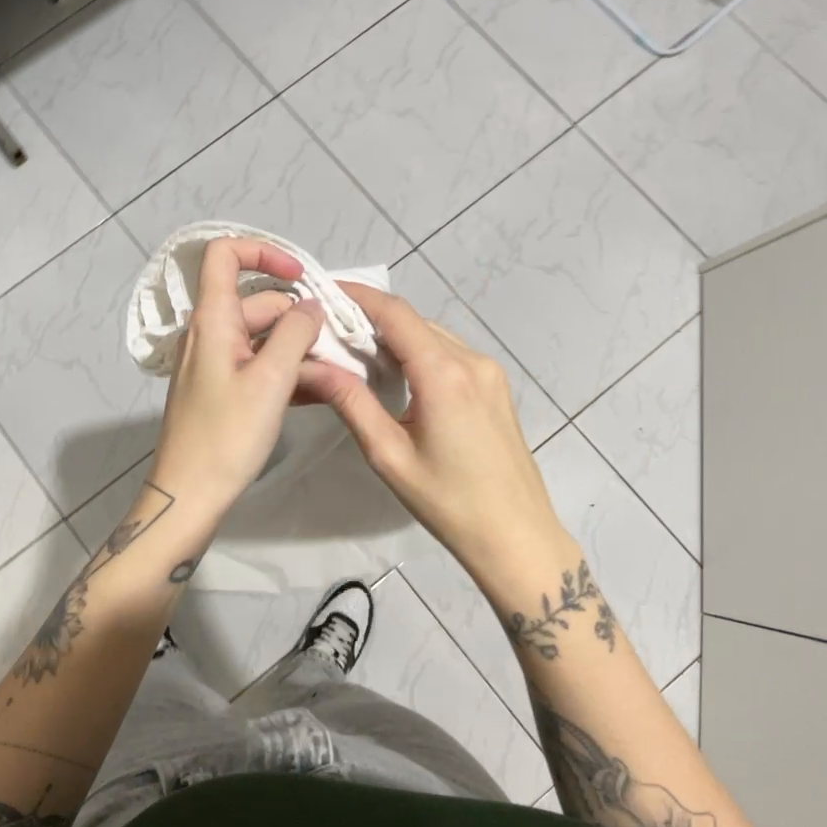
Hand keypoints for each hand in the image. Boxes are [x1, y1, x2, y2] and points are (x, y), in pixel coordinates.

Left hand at [151, 238, 325, 513]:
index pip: (224, 255)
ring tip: (339, 371)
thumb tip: (311, 306)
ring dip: (299, 349)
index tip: (300, 276)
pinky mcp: (221, 390)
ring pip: (262, 338)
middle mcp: (209, 334)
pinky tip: (319, 391)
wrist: (189, 495)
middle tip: (340, 344)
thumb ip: (295, 334)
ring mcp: (214, 363)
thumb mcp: (270, 380)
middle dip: (299, 317)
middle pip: (257, 302)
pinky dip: (286, 372)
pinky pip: (257, 366)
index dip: (263, 252)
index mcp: (212, 320)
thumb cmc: (227, 435)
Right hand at [298, 283, 569, 565]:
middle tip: (327, 329)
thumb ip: (350, 402)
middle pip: (413, 321)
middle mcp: (471, 361)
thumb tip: (310, 366)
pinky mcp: (495, 387)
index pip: (395, 313)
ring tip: (353, 351)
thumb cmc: (448, 502)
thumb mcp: (388, 454)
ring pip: (431, 335)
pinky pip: (449, 353)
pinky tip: (394, 373)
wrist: (516, 536)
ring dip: (393, 335)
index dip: (357, 296)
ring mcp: (488, 372)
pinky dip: (416, 352)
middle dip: (369, 317)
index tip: (322, 291)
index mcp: (444, 374)